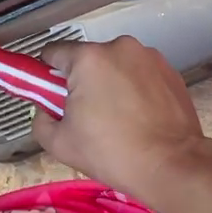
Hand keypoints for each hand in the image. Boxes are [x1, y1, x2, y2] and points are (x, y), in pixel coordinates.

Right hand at [32, 37, 211, 198]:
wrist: (171, 164)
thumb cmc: (111, 153)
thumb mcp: (59, 143)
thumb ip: (40, 119)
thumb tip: (46, 110)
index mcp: (89, 58)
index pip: (53, 54)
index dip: (47, 77)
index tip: (52, 99)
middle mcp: (121, 47)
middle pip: (88, 60)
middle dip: (83, 83)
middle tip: (87, 117)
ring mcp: (150, 57)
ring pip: (117, 67)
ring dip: (111, 85)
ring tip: (118, 120)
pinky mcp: (171, 71)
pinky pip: (141, 75)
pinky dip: (136, 90)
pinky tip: (140, 118)